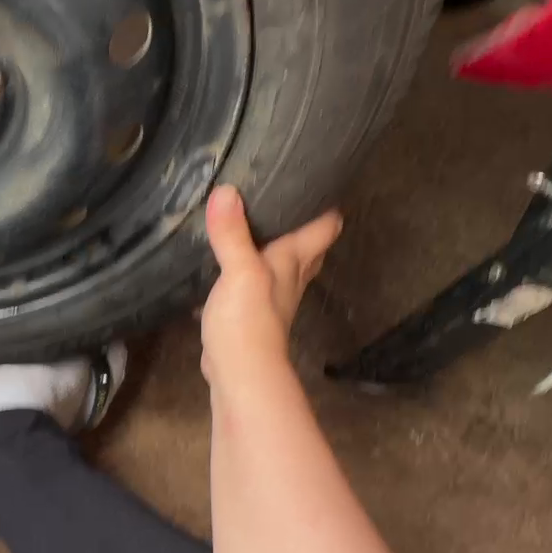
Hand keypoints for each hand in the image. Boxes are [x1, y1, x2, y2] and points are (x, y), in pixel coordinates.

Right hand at [199, 185, 341, 384]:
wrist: (239, 370)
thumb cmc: (248, 319)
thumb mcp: (239, 271)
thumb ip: (232, 234)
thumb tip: (225, 191)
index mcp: (294, 261)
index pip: (325, 226)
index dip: (325, 204)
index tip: (316, 182)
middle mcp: (289, 277)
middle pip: (309, 247)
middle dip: (302, 225)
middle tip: (284, 201)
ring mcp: (270, 300)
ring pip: (282, 268)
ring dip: (273, 251)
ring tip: (255, 229)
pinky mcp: (247, 317)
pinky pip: (253, 288)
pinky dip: (245, 276)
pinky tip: (227, 271)